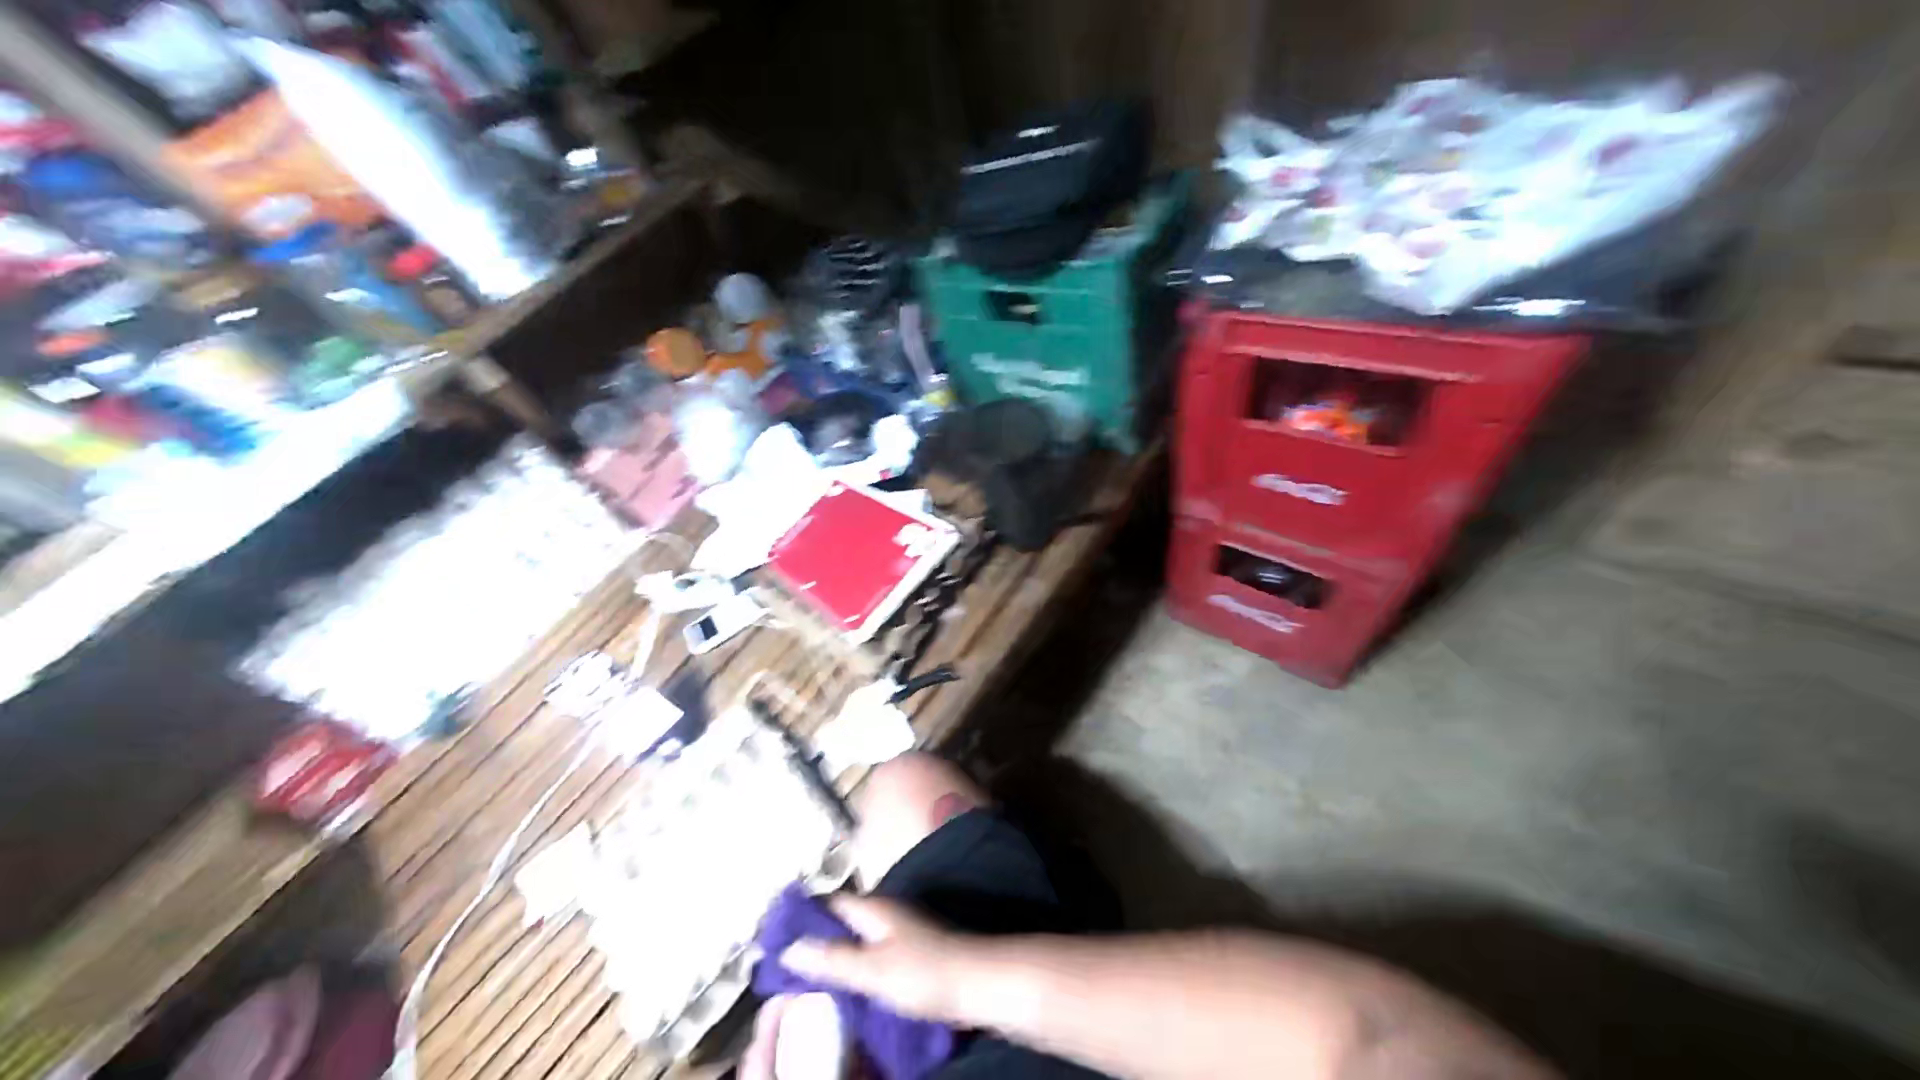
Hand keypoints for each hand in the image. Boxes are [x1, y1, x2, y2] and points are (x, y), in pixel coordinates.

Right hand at [780, 895, 976, 1023]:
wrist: (976, 984)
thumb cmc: (923, 972)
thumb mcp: (872, 969)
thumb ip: (832, 958)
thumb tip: (789, 947)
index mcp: (874, 908)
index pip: (828, 901)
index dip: (801, 914)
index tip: (773, 932)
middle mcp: (885, 913)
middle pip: (840, 919)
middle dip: (814, 936)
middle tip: (784, 961)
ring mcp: (899, 932)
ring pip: (855, 937)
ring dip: (833, 953)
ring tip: (805, 977)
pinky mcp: (908, 954)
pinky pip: (870, 954)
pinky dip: (852, 965)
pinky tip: (843, 986)